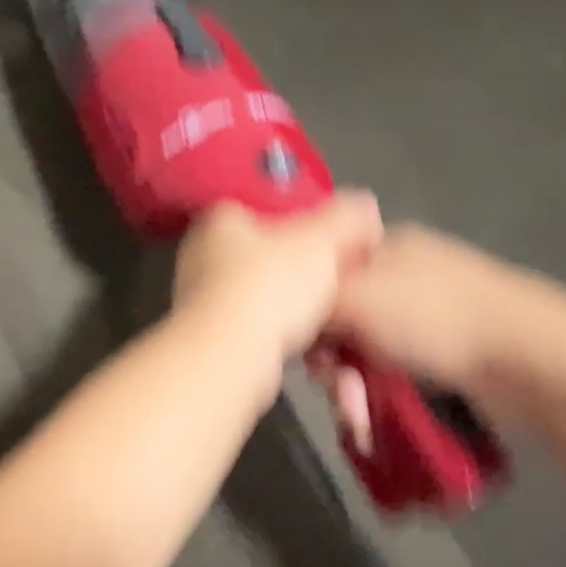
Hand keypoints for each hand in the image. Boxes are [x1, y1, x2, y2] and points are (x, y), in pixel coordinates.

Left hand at [173, 192, 384, 362]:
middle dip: (300, 271)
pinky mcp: (210, 338)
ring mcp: (201, 301)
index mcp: (220, 223)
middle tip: (333, 282)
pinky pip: (256, 330)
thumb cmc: (267, 288)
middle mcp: (201, 258)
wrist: (229, 357)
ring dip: (292, 308)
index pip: (263, 211)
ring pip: (262, 297)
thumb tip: (364, 209)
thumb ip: (347, 219)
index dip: (302, 224)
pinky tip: (301, 343)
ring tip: (321, 317)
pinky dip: (279, 335)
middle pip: (265, 257)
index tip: (331, 242)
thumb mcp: (322, 242)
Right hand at [309, 223, 554, 404]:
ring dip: (351, 389)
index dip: (303, 310)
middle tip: (334, 385)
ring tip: (357, 416)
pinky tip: (371, 423)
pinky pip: (389, 378)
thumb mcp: (355, 298)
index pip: (320, 274)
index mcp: (384, 248)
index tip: (298, 344)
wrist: (528, 361)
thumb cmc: (435, 318)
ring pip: (361, 356)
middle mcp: (402, 278)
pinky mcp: (443, 357)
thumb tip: (285, 310)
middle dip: (330, 362)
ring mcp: (425, 319)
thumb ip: (311, 301)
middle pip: (338, 321)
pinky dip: (377, 400)